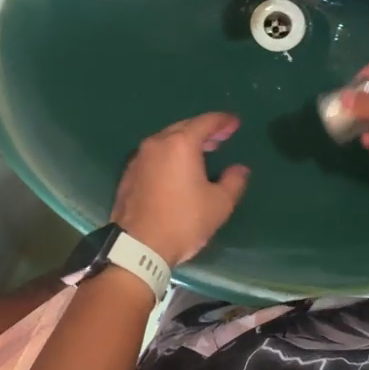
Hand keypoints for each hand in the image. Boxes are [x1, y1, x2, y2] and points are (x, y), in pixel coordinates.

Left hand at [112, 112, 249, 265]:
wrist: (138, 248)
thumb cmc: (183, 222)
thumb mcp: (219, 204)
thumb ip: (234, 181)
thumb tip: (240, 169)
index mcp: (181, 144)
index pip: (206, 122)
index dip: (223, 121)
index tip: (235, 123)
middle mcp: (157, 143)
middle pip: (184, 127)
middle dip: (204, 130)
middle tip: (221, 137)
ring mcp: (139, 158)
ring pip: (167, 140)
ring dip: (186, 142)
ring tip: (203, 151)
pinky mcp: (129, 173)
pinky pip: (155, 154)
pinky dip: (170, 154)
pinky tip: (178, 168)